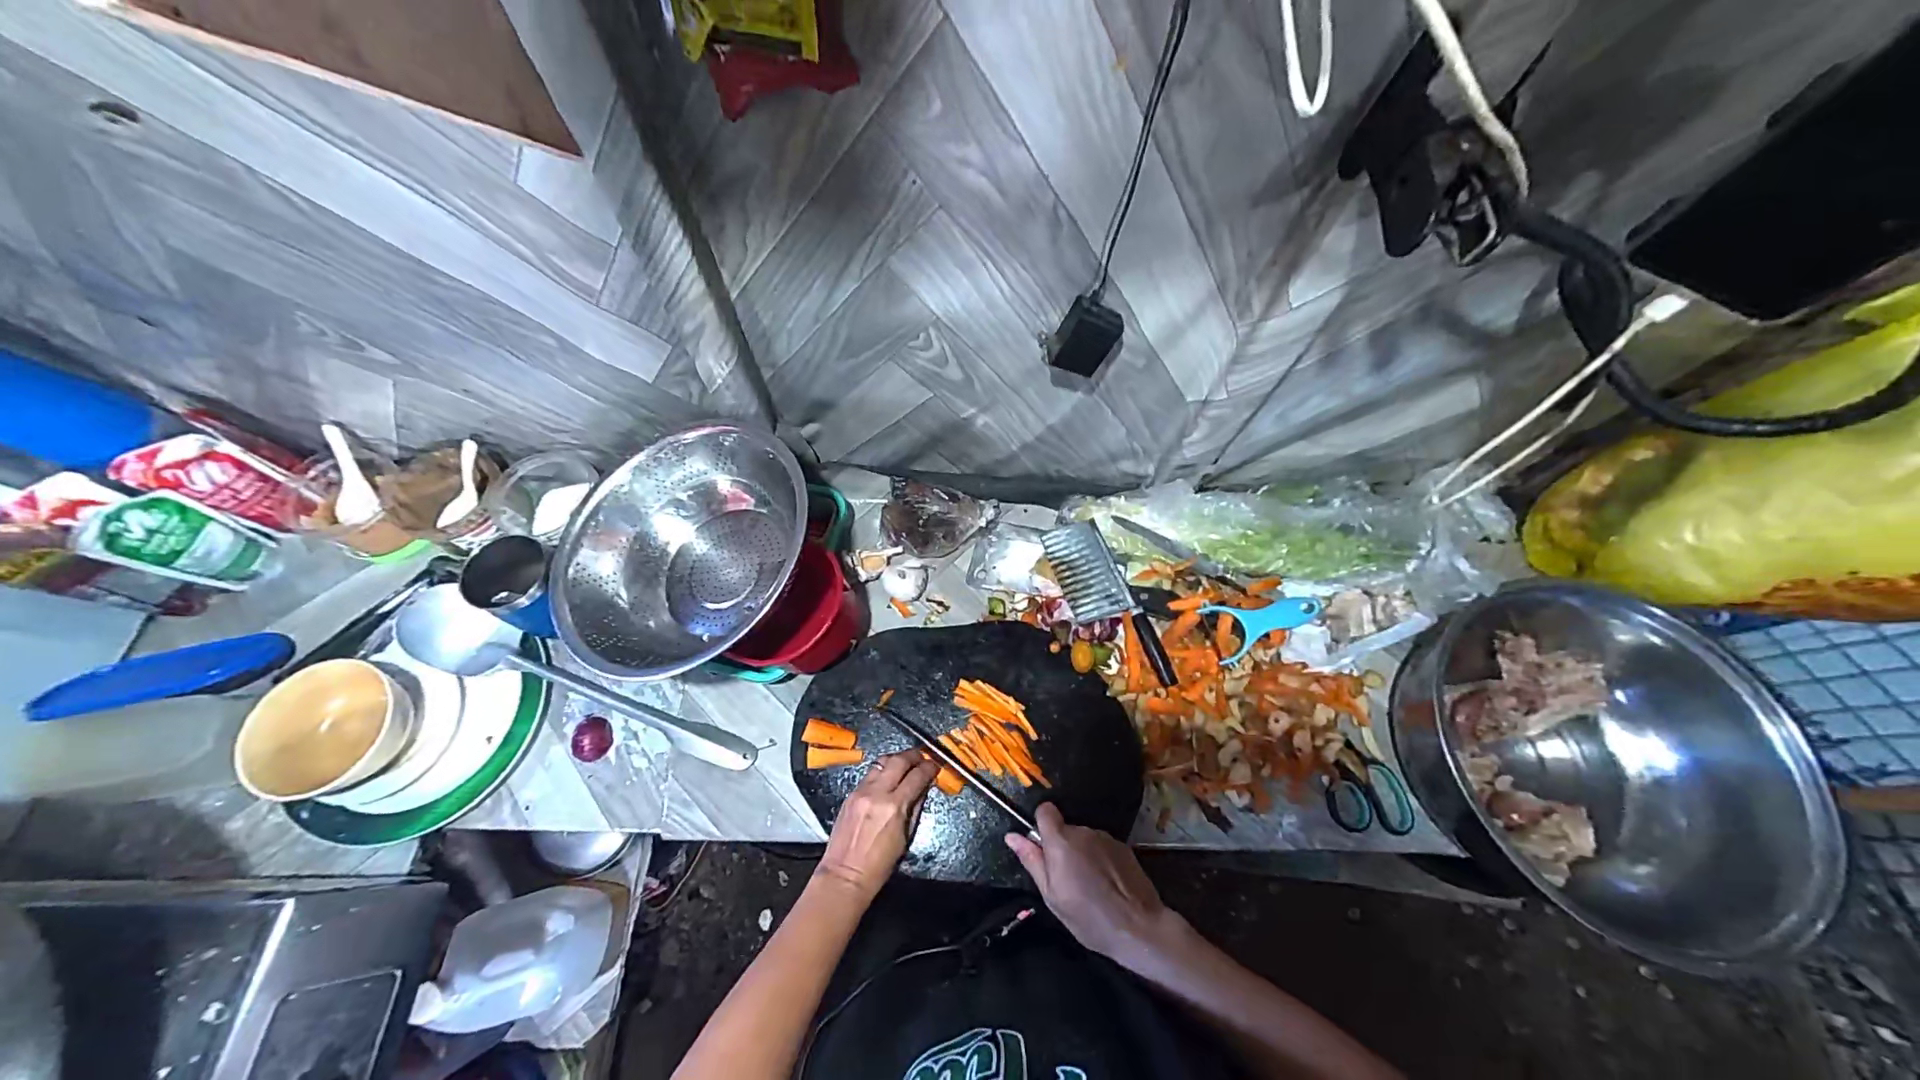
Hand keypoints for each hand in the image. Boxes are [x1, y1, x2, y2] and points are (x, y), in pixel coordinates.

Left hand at [816, 752, 938, 899]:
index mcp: (894, 807)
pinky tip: (887, 776)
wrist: (845, 875)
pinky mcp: (850, 795)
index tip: (934, 766)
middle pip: (898, 760)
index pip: (917, 776)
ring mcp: (861, 792)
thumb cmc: (879, 865)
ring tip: (905, 763)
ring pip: (882, 762)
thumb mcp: (906, 838)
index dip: (929, 767)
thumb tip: (923, 788)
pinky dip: (882, 771)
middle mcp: (877, 794)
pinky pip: (869, 774)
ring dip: (896, 759)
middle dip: (914, 755)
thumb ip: (915, 808)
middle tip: (922, 757)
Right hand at [1006, 803, 1182, 960]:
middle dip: (1062, 848)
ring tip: (1090, 886)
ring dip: (1082, 854)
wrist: (1139, 928)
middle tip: (1066, 879)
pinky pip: (1103, 847)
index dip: (1041, 824)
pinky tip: (1108, 885)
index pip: (1045, 810)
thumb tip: (1012, 836)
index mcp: (1061, 841)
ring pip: (1085, 839)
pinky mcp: (1125, 847)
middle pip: (1065, 829)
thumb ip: (1032, 861)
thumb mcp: (1051, 895)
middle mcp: (1084, 831)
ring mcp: (1107, 837)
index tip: (1042, 847)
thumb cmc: (1088, 917)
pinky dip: (1100, 860)